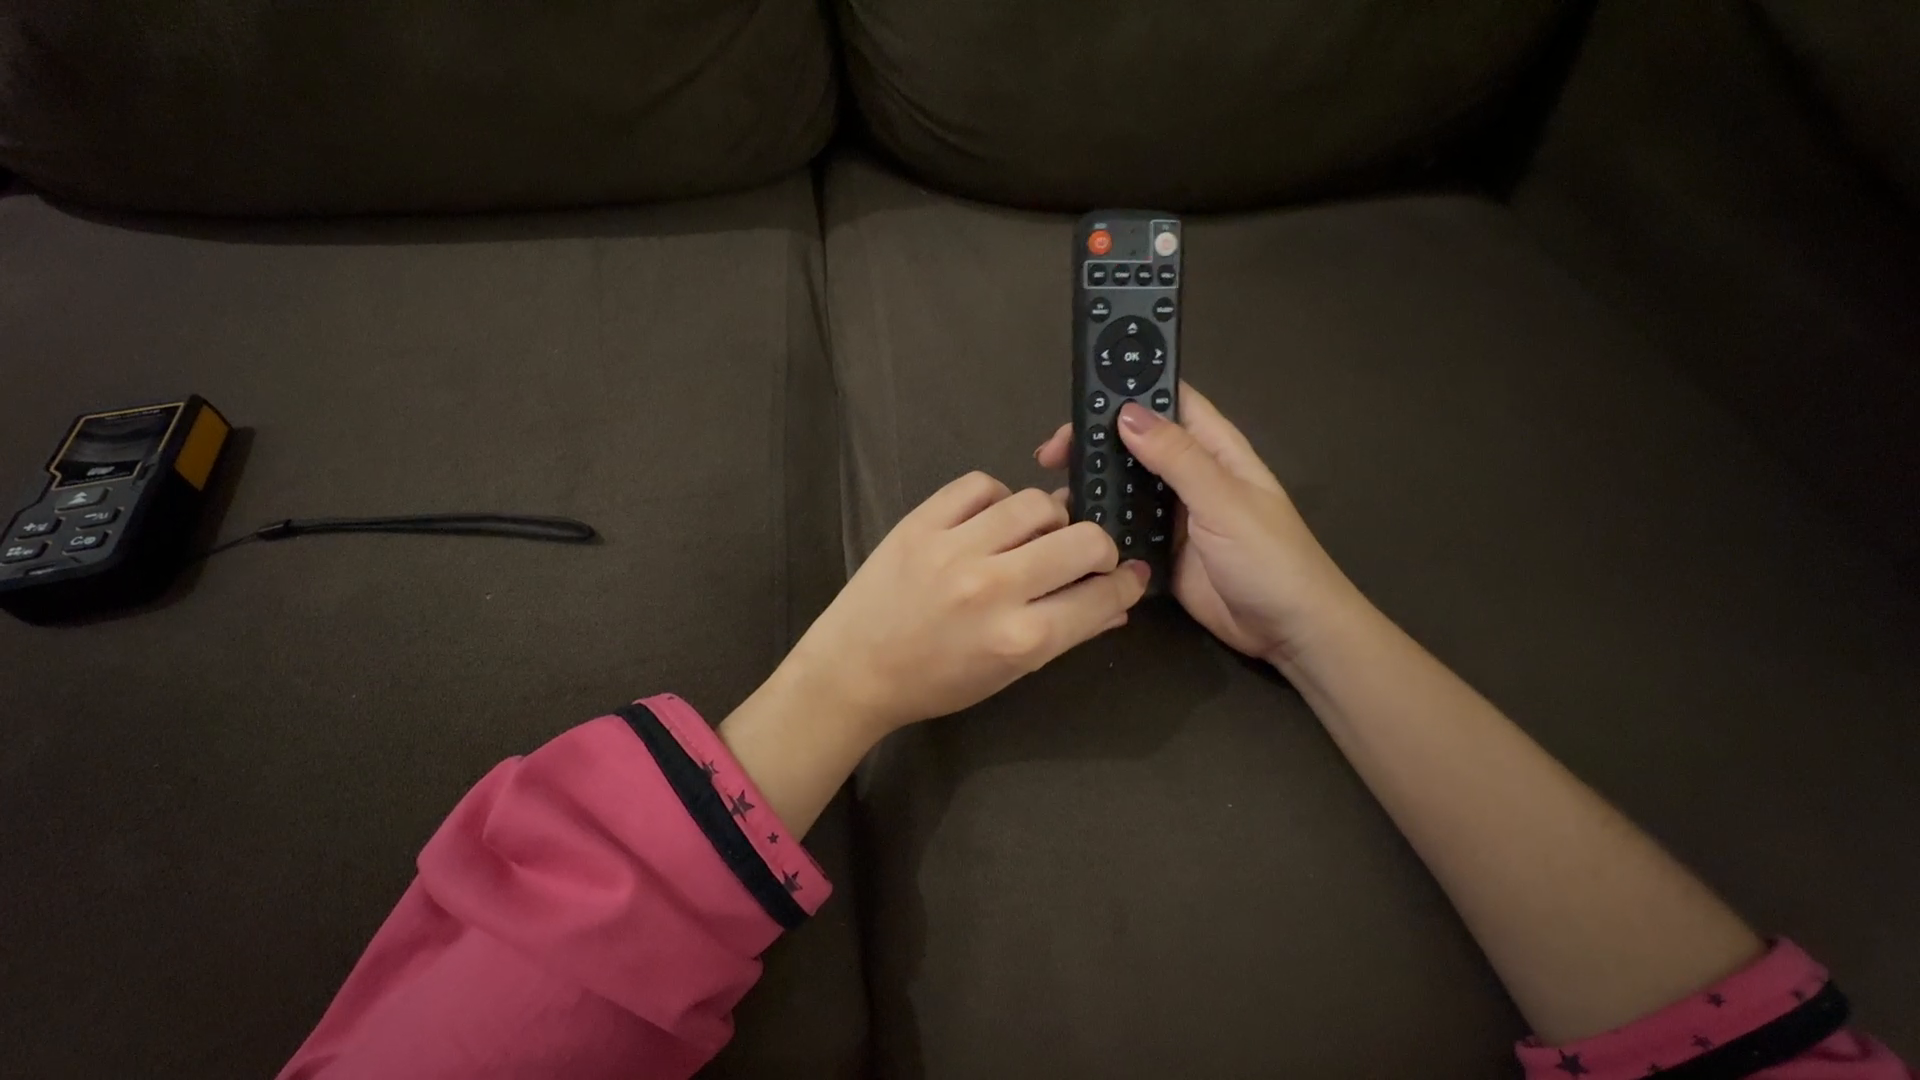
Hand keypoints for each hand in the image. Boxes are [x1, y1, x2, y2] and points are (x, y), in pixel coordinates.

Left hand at [782, 471, 1150, 733]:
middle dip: (1099, 547)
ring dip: (1050, 517)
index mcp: (1021, 638)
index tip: (1128, 575)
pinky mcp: (921, 521)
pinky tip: (990, 519)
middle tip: (1084, 555)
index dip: (1126, 583)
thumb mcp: (1008, 673)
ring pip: (1036, 502)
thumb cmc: (935, 682)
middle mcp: (994, 588)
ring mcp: (955, 548)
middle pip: (1082, 539)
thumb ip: (1067, 635)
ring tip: (1034, 534)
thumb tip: (1117, 605)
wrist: (854, 670)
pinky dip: (997, 497)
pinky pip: (980, 484)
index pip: (1101, 595)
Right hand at [1036, 383, 1359, 664]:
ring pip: (1123, 485)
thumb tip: (1126, 414)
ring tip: (1050, 495)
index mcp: (1214, 449)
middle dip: (1093, 442)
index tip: (1081, 399)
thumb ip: (1178, 458)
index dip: (1128, 391)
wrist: (1287, 631)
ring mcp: (1172, 513)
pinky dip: (1096, 526)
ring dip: (1091, 484)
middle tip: (1049, 456)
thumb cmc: (1269, 559)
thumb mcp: (1224, 501)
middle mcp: (1189, 474)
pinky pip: (1120, 528)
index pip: (1169, 401)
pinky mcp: (1158, 549)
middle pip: (1134, 443)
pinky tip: (1067, 531)